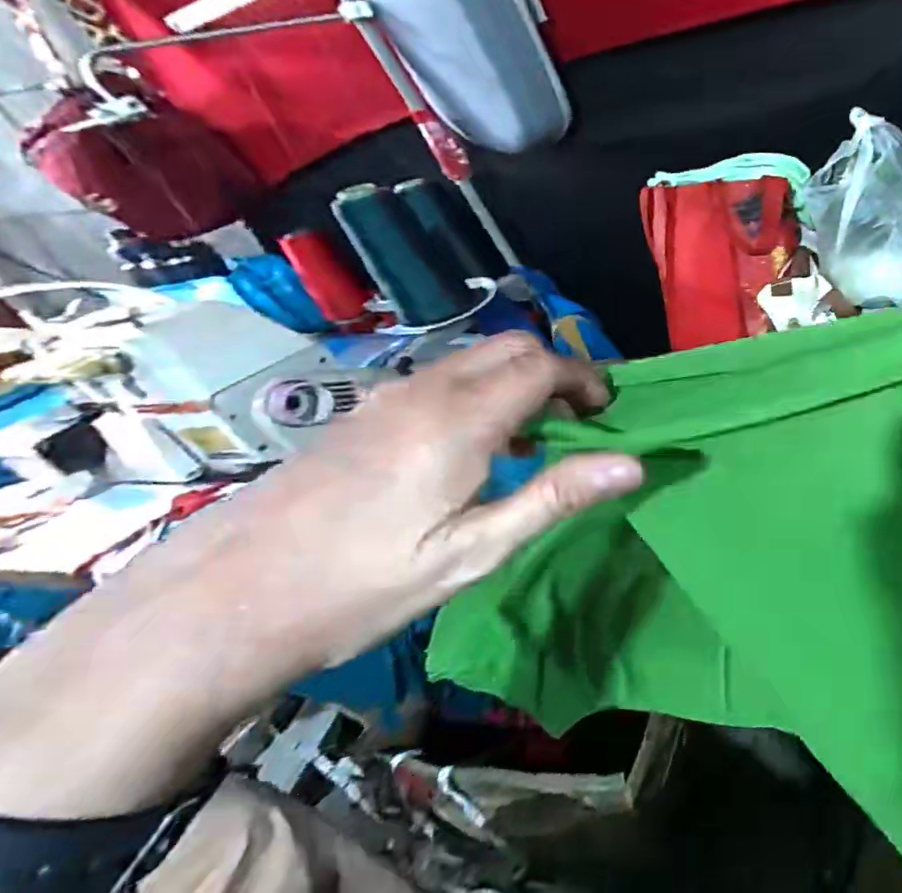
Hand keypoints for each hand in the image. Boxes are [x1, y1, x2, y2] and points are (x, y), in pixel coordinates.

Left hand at [0, 333, 644, 818]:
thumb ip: (556, 497)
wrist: (211, 611)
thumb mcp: (473, 552)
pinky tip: (477, 448)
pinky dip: (482, 390)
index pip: (543, 365)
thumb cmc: (358, 587)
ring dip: (521, 379)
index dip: (588, 380)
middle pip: (511, 346)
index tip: (609, 414)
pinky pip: (442, 378)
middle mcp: (422, 393)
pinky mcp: (360, 417)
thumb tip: (634, 463)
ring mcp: (384, 400)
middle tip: (581, 420)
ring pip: (475, 358)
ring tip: (537, 437)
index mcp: (458, 422)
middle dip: (559, 370)